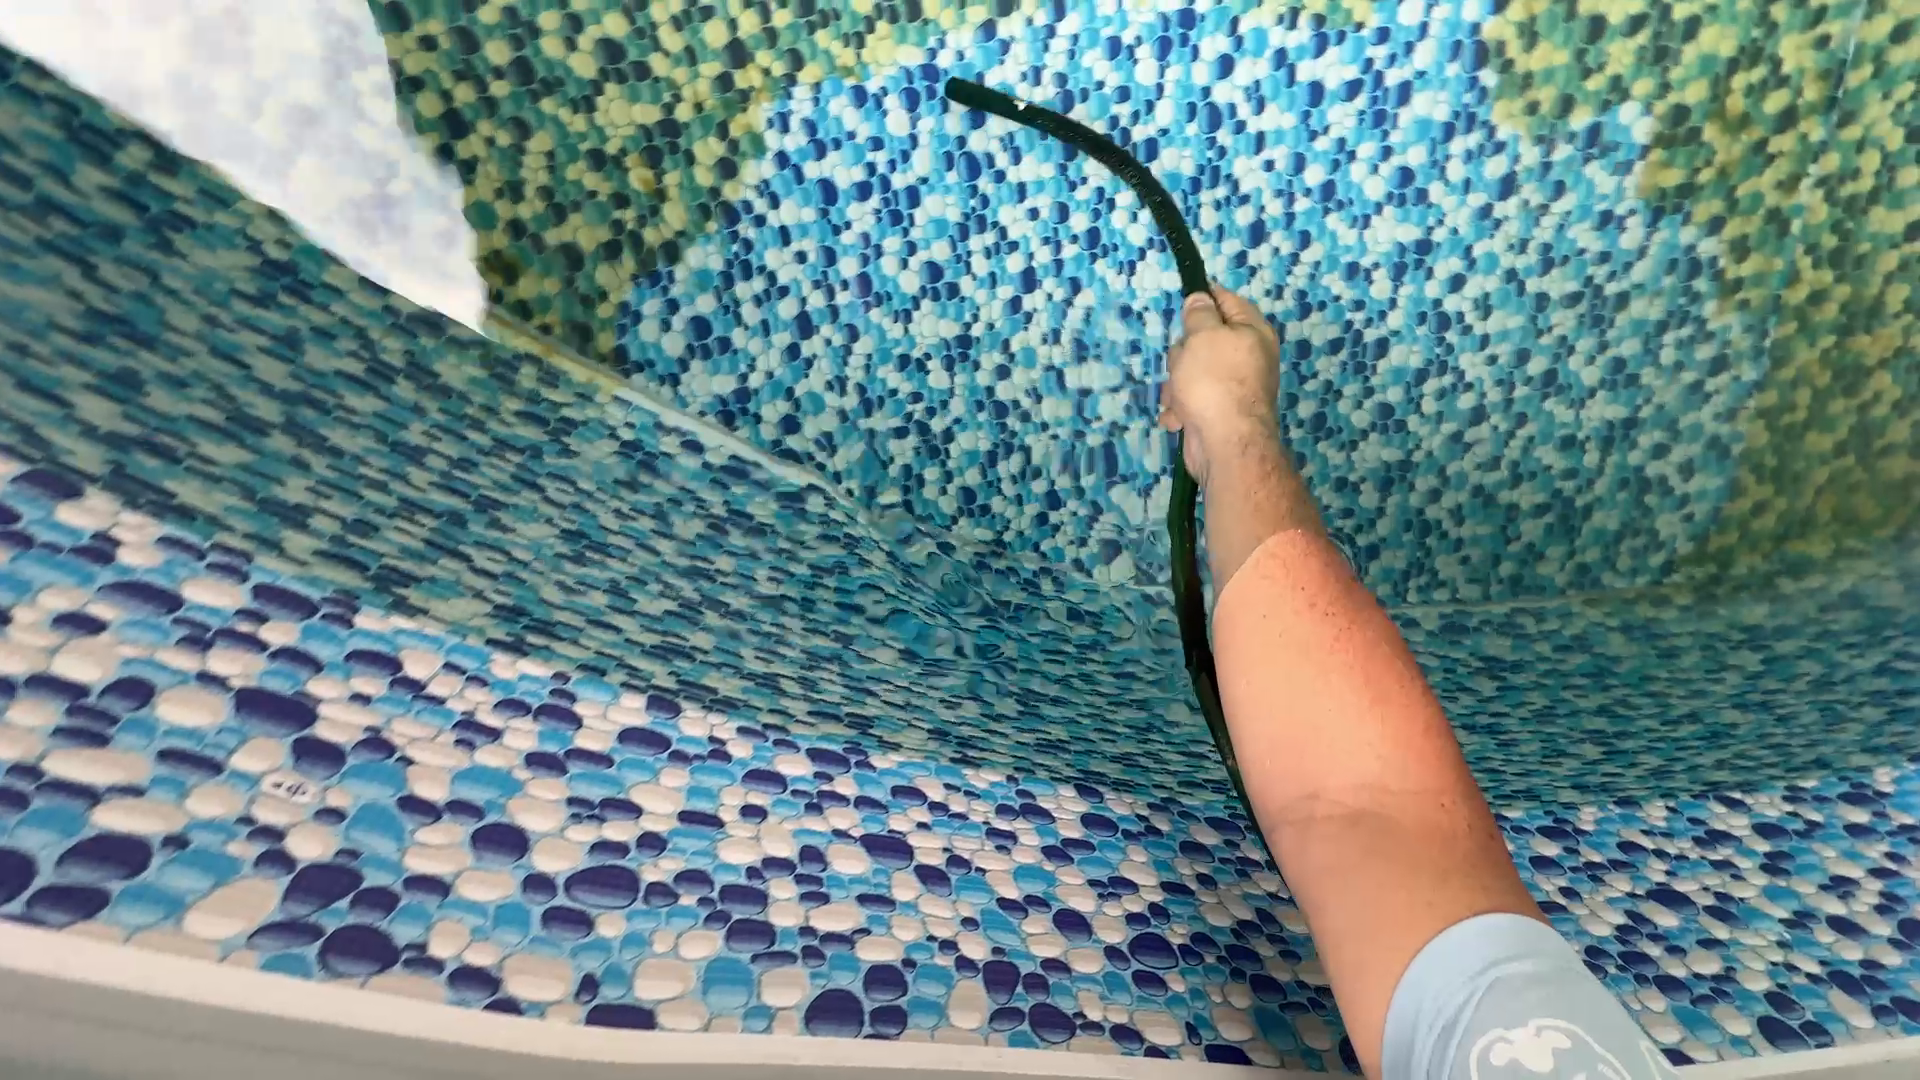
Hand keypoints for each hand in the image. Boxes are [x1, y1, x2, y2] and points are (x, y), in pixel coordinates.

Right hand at [1158, 284, 1282, 485]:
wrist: (1224, 443)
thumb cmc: (1214, 382)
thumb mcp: (1203, 336)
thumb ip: (1199, 314)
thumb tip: (1200, 299)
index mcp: (1251, 331)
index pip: (1227, 301)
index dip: (1204, 298)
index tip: (1184, 299)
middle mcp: (1245, 356)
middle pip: (1202, 339)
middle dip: (1182, 352)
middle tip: (1182, 363)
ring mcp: (1230, 386)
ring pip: (1189, 372)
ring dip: (1175, 385)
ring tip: (1178, 397)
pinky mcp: (1215, 412)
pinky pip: (1188, 399)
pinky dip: (1179, 408)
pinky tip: (1179, 418)